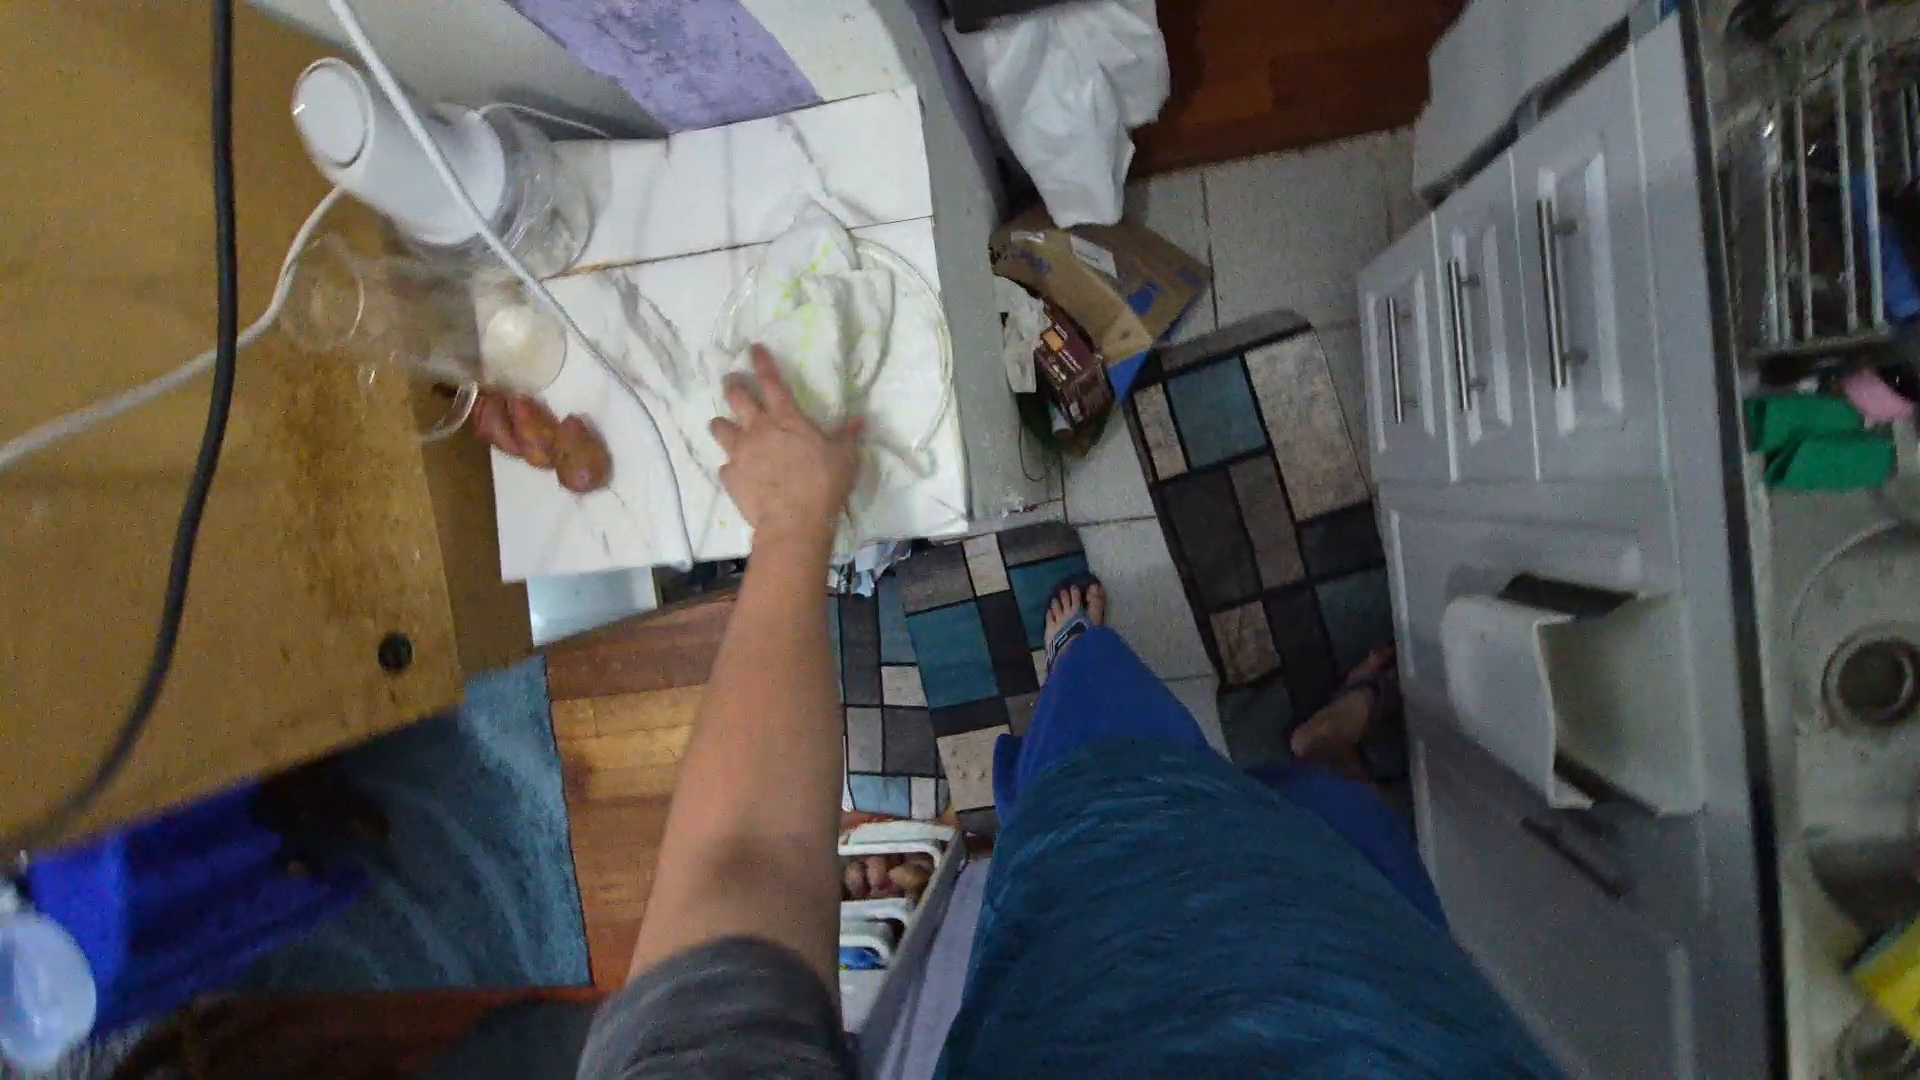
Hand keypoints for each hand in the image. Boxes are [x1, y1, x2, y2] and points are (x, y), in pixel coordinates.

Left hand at [710, 345, 863, 544]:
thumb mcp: (845, 457)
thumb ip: (848, 436)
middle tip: (732, 382)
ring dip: (722, 424)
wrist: (794, 521)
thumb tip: (861, 419)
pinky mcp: (730, 477)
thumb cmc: (823, 484)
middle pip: (736, 397)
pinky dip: (731, 466)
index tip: (753, 349)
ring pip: (719, 427)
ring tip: (725, 426)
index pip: (771, 381)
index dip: (761, 362)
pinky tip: (738, 471)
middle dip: (733, 385)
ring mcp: (739, 453)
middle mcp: (757, 429)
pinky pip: (725, 466)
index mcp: (786, 418)